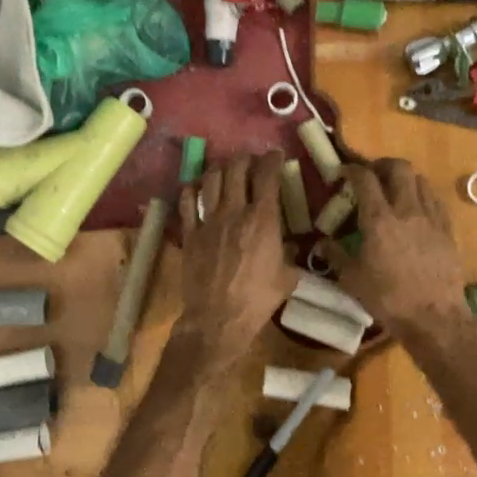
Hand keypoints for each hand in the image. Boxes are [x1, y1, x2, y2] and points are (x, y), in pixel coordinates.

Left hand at [174, 151, 299, 365]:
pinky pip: (186, 201)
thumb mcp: (287, 276)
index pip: (267, 176)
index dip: (272, 160)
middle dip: (245, 159)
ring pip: (211, 179)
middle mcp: (234, 211)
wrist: (218, 319)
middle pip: (237, 169)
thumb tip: (290, 244)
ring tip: (226, 169)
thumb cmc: (258, 300)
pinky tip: (197, 188)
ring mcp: (208, 220)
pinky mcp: (189, 233)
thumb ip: (289, 254)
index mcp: (263, 220)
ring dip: (220, 168)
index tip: (275, 156)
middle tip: (250, 161)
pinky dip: (192, 189)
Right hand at [331, 160, 466, 326]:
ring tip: (394, 191)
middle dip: (382, 165)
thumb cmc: (389, 299)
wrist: (435, 318)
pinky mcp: (447, 230)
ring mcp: (431, 218)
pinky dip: (422, 196)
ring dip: (404, 179)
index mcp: (379, 219)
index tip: (343, 173)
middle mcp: (407, 210)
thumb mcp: (353, 280)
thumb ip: (336, 256)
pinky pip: (435, 200)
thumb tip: (321, 243)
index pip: (365, 178)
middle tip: (371, 176)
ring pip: (420, 180)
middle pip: (399, 168)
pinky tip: (415, 211)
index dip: (352, 169)